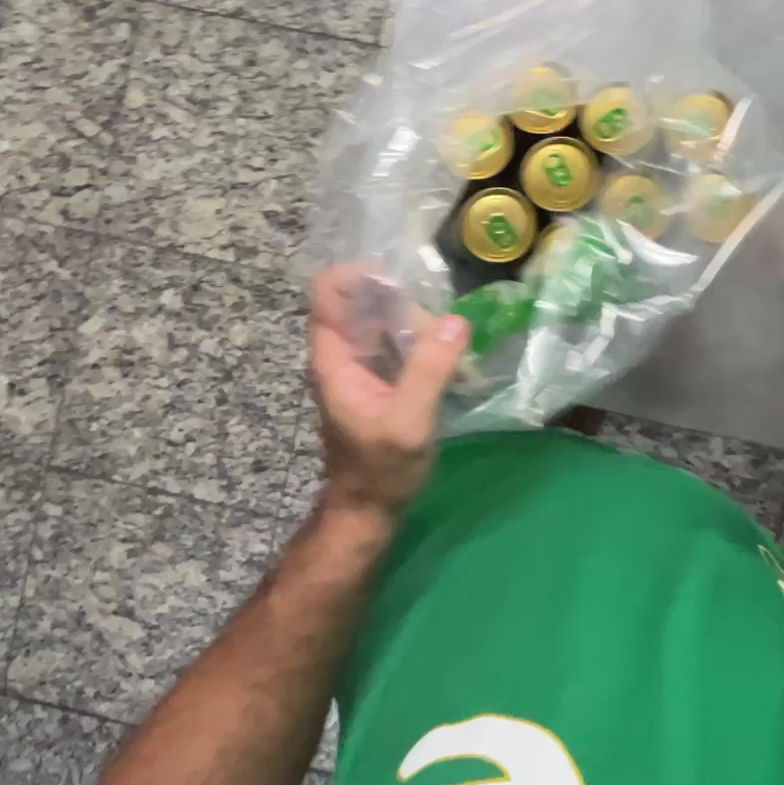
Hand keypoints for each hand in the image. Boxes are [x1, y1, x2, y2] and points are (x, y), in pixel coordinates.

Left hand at [309, 265, 469, 518]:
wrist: (369, 509)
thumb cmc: (380, 469)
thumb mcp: (408, 422)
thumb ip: (428, 371)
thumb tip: (456, 321)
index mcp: (333, 358)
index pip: (328, 291)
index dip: (358, 275)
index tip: (401, 284)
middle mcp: (342, 353)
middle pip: (365, 302)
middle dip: (404, 307)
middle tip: (441, 334)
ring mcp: (360, 364)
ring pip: (385, 321)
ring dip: (419, 327)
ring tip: (452, 352)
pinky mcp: (379, 377)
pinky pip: (397, 343)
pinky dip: (422, 343)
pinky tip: (451, 362)